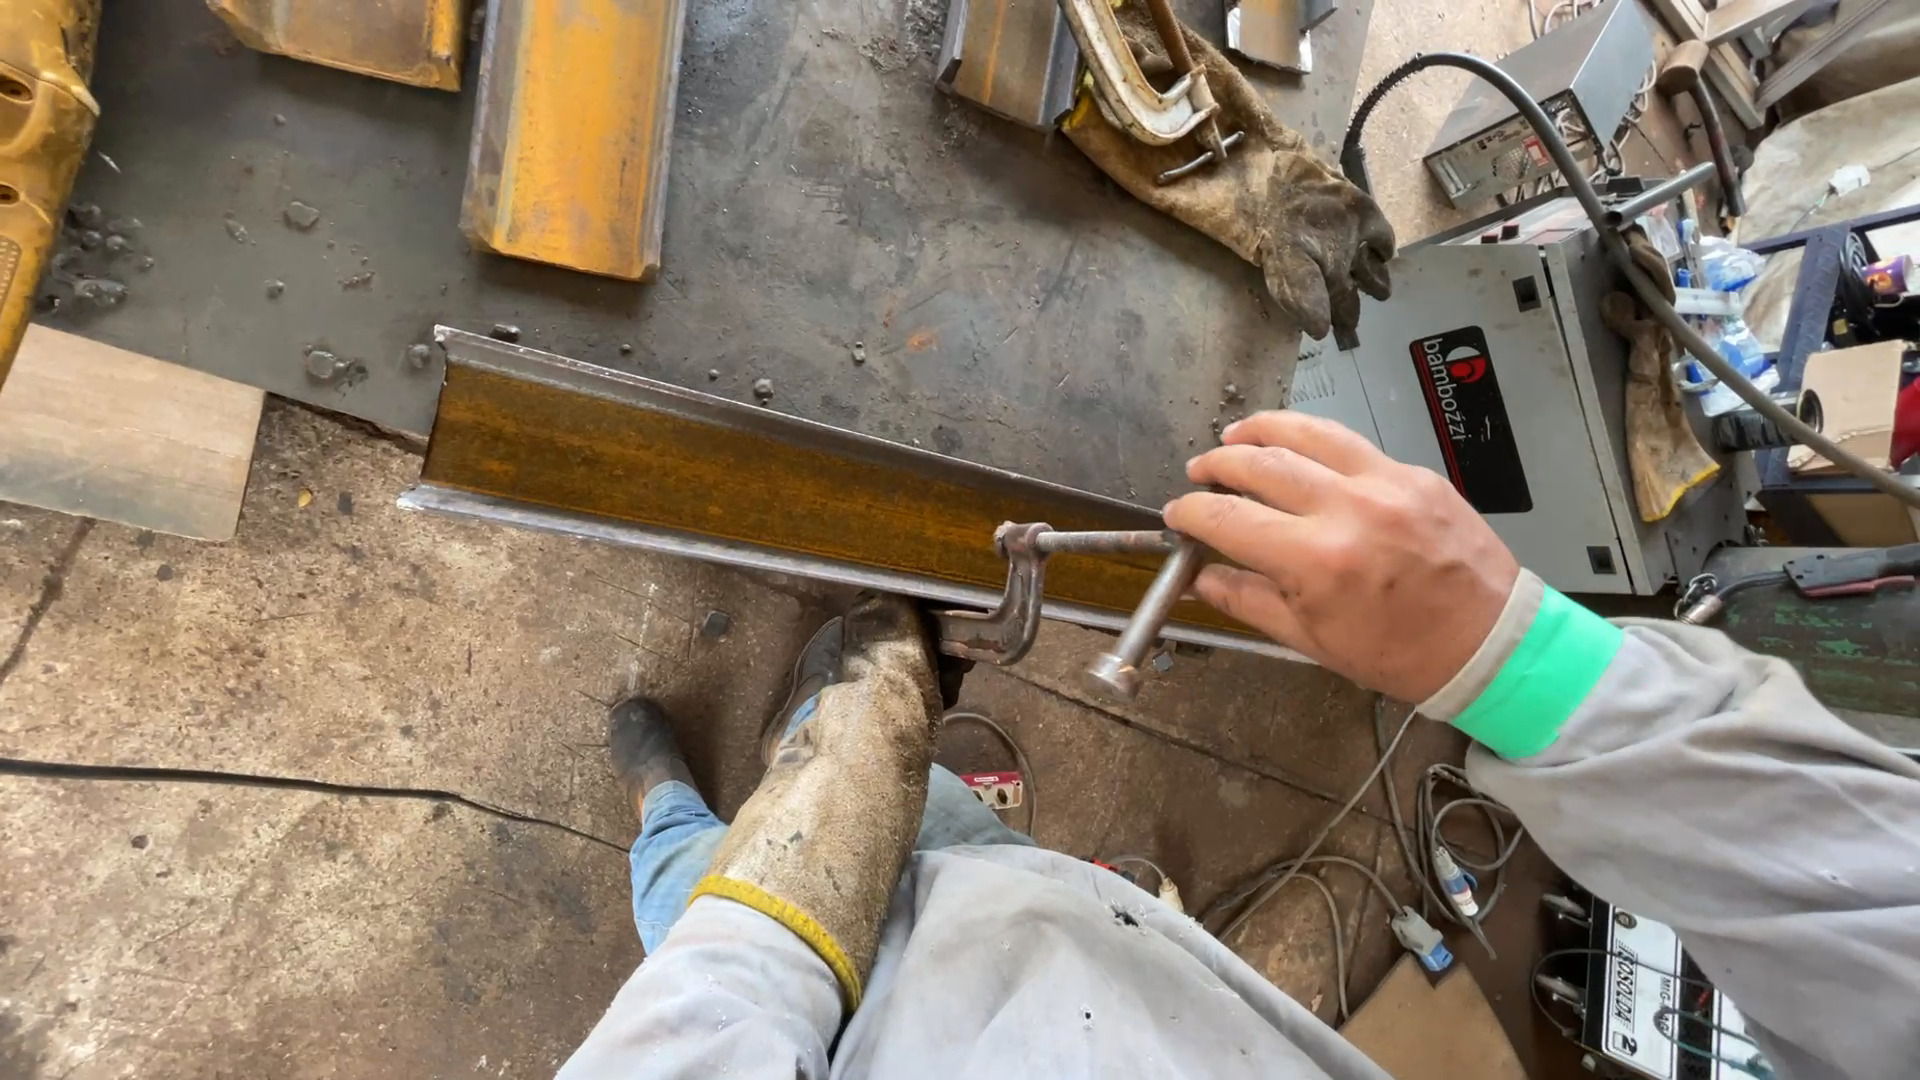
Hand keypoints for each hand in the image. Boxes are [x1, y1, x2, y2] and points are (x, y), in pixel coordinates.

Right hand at [1163, 412, 1519, 702]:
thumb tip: (1199, 577)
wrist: (1492, 644)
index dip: (1191, 512)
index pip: (1229, 518)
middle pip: (1261, 462)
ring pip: (1307, 432)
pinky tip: (1295, 448)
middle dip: (1217, 463)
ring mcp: (1387, 483)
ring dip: (1260, 429)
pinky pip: (1350, 443)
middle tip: (1198, 471)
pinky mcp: (1415, 473)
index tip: (1177, 513)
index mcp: (1317, 560)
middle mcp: (1349, 509)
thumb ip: (1244, 599)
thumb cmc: (1397, 652)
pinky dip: (1310, 440)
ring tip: (1234, 435)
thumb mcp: (1307, 638)